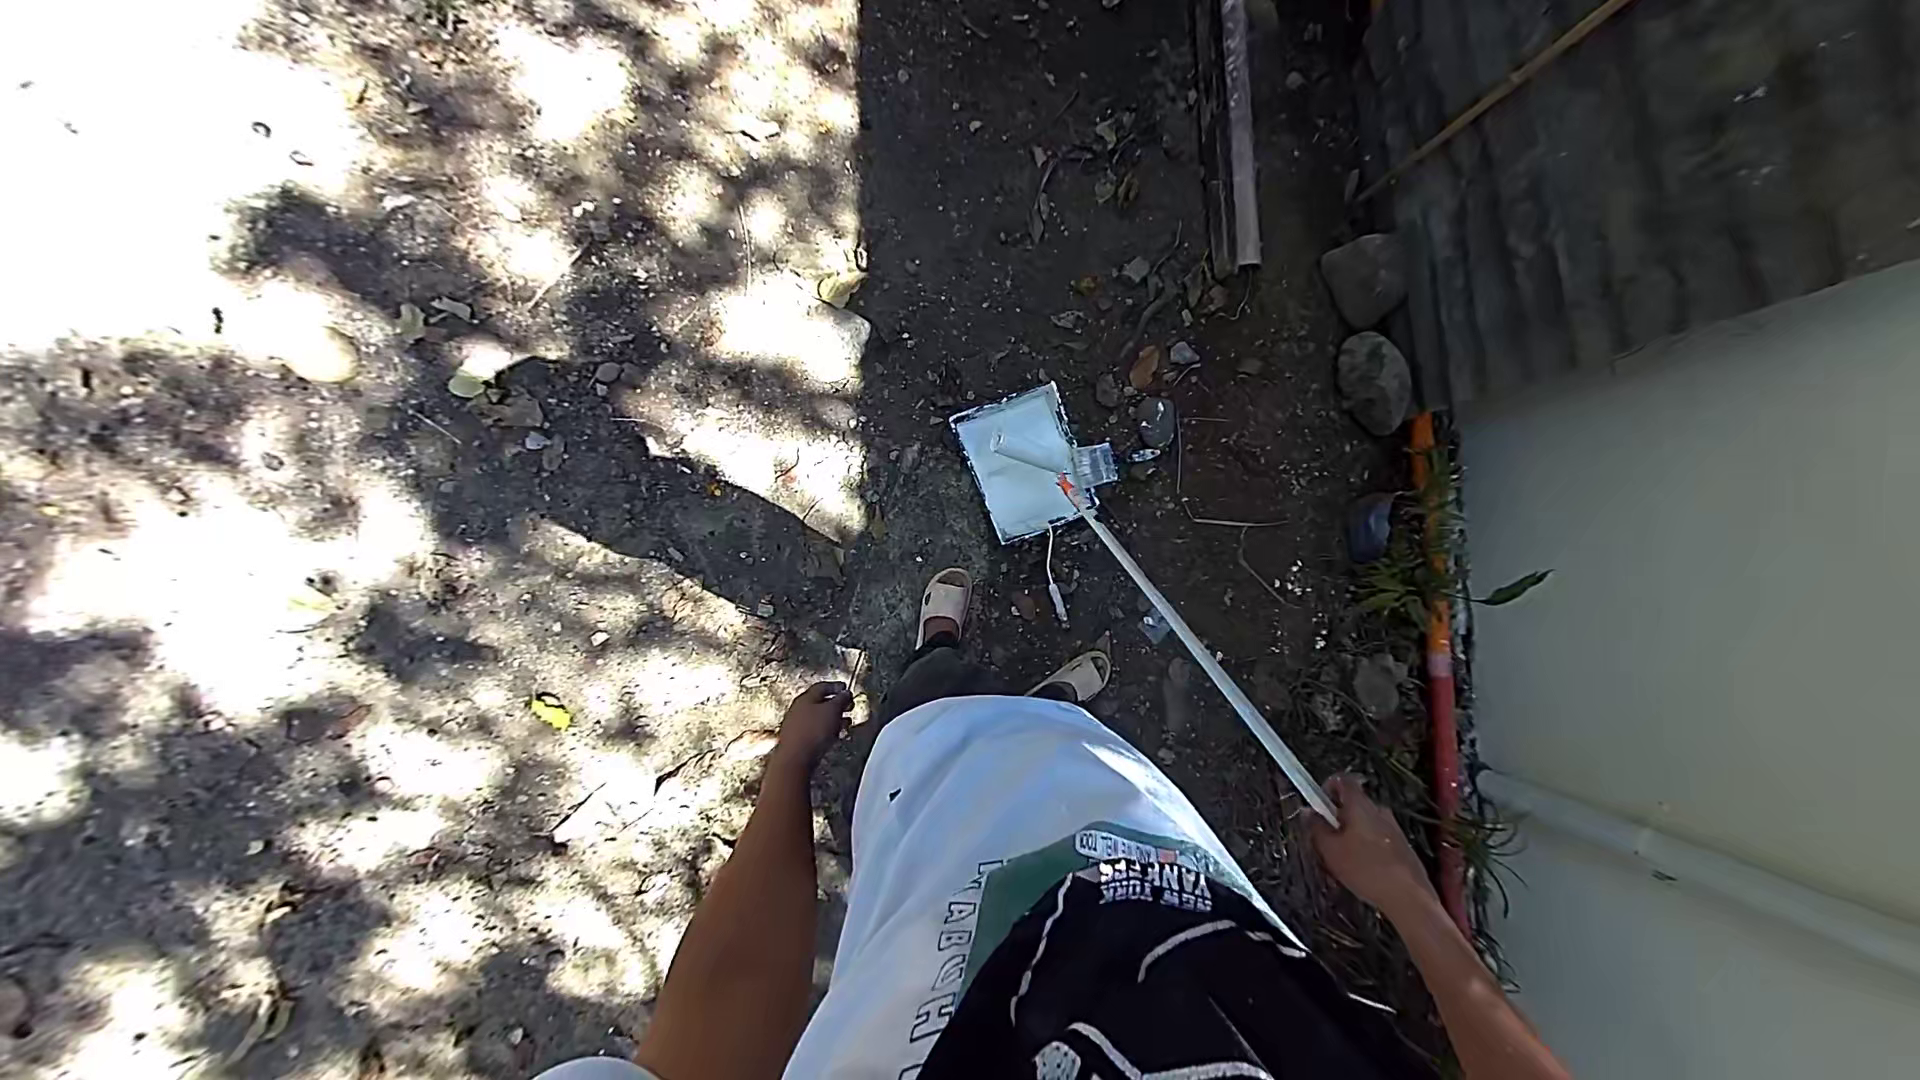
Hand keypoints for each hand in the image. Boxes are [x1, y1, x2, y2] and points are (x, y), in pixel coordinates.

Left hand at [771, 681, 853, 772]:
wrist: (795, 760)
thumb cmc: (812, 732)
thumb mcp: (833, 711)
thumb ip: (841, 700)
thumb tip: (846, 694)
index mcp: (805, 698)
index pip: (822, 687)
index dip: (836, 687)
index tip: (845, 688)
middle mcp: (798, 710)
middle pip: (820, 703)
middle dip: (836, 704)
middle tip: (848, 706)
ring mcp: (796, 726)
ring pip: (818, 718)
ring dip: (833, 719)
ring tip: (845, 724)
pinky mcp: (797, 741)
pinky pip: (814, 731)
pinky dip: (826, 731)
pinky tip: (833, 737)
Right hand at [1309, 774, 1436, 916]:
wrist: (1410, 900)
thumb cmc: (1364, 869)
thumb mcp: (1329, 849)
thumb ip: (1316, 826)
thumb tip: (1308, 811)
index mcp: (1360, 805)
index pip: (1343, 780)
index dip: (1327, 786)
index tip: (1319, 804)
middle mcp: (1380, 811)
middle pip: (1354, 802)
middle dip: (1338, 815)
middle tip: (1328, 835)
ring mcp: (1396, 829)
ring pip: (1367, 821)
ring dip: (1353, 832)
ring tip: (1345, 856)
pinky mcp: (1405, 848)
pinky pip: (1379, 837)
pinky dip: (1368, 845)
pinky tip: (1365, 869)